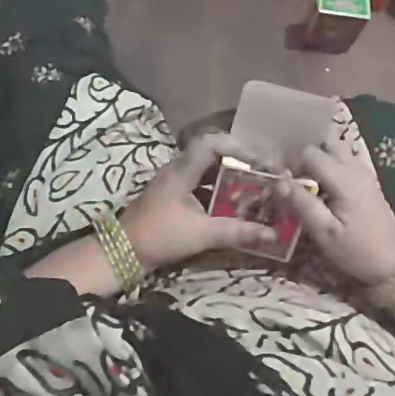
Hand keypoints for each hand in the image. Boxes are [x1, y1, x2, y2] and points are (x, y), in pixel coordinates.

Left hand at [122, 133, 282, 269]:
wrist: (121, 253)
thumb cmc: (160, 236)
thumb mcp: (202, 234)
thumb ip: (238, 231)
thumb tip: (272, 234)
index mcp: (182, 169)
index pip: (212, 142)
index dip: (238, 147)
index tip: (260, 162)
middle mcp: (178, 170)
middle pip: (213, 154)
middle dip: (240, 162)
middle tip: (263, 175)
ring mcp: (174, 183)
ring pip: (208, 171)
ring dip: (231, 178)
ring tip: (255, 189)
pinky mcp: (173, 197)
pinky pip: (201, 185)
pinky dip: (220, 191)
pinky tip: (234, 206)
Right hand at [280, 141, 394, 285]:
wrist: (394, 264)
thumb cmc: (357, 251)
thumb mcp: (324, 233)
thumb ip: (302, 203)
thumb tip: (280, 180)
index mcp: (343, 179)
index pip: (309, 153)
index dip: (293, 162)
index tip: (283, 180)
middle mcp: (355, 168)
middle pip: (325, 144)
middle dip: (306, 156)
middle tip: (293, 179)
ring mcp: (364, 173)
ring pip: (336, 150)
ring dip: (319, 159)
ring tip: (305, 181)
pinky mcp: (367, 181)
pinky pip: (345, 161)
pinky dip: (331, 164)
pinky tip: (322, 184)